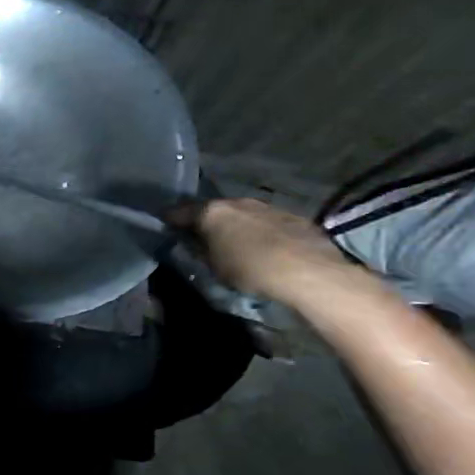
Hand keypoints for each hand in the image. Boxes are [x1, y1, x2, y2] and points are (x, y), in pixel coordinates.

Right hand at [186, 198, 363, 305]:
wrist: (310, 272)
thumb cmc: (251, 269)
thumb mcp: (214, 266)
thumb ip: (199, 250)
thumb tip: (190, 242)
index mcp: (211, 211)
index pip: (180, 211)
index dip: (170, 219)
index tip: (164, 225)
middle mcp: (237, 202)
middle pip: (214, 209)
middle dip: (207, 220)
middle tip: (202, 236)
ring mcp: (267, 207)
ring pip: (243, 214)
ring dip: (237, 225)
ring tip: (237, 242)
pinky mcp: (294, 217)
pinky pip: (267, 222)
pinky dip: (262, 231)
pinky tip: (267, 248)